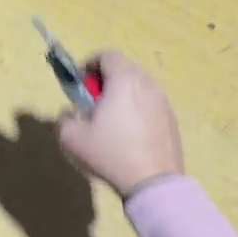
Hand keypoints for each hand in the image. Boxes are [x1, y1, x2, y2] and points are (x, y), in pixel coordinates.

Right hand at [57, 51, 183, 196]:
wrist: (153, 181)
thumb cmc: (110, 153)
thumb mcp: (71, 137)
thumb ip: (65, 118)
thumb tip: (72, 113)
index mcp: (124, 81)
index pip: (107, 55)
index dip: (89, 64)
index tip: (80, 84)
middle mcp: (147, 84)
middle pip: (124, 69)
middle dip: (105, 80)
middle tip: (93, 103)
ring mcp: (163, 101)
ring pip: (138, 87)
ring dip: (122, 95)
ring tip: (111, 121)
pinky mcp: (172, 119)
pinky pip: (150, 104)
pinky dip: (137, 110)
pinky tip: (129, 136)